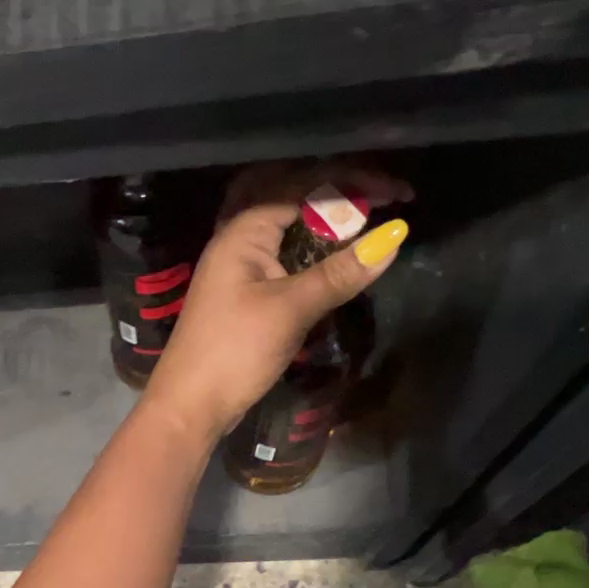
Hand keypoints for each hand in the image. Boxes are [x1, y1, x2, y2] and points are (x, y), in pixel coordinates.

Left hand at [140, 164, 412, 440]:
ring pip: (286, 228)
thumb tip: (393, 239)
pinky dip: (310, 250)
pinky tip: (335, 258)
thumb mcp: (290, 310)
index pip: (303, 184)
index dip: (354, 182)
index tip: (399, 194)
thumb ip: (339, 273)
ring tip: (367, 223)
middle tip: (381, 198)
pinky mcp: (243, 295)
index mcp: (242, 230)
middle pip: (291, 197)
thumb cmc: (233, 352)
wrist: (189, 406)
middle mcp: (237, 239)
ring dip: (325, 221)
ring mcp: (238, 268)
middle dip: (338, 191)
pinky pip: (282, 256)